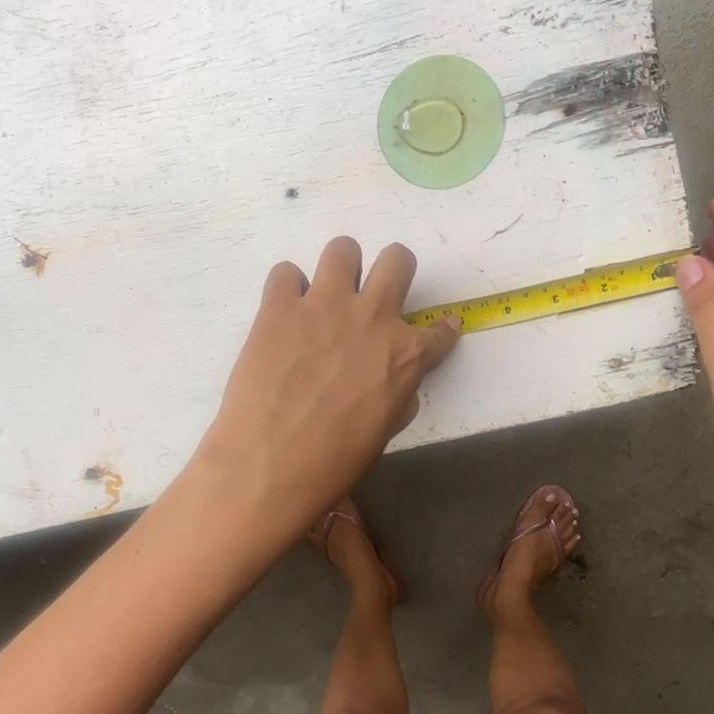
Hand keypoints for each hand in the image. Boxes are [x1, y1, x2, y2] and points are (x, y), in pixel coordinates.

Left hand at [195, 237, 459, 526]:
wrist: (270, 463)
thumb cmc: (334, 463)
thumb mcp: (384, 433)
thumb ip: (397, 397)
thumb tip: (395, 385)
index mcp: (406, 355)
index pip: (440, 331)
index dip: (443, 331)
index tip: (441, 329)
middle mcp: (372, 317)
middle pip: (397, 260)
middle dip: (393, 271)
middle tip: (374, 295)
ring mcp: (324, 305)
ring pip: (343, 249)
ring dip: (340, 269)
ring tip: (326, 296)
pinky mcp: (278, 306)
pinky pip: (286, 272)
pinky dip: (287, 289)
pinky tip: (284, 314)